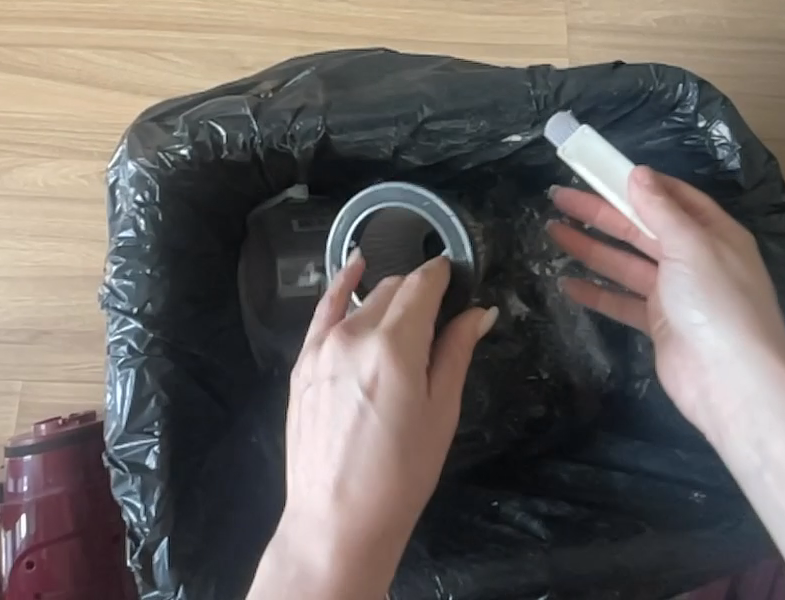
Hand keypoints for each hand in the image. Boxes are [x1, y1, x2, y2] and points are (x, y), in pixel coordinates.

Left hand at [250, 255, 497, 599]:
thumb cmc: (402, 474)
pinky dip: (343, 283)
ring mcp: (323, 344)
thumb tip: (480, 311)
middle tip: (438, 317)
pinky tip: (355, 264)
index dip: (443, 274)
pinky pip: (325, 307)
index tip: (457, 274)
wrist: (337, 520)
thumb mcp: (441, 413)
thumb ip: (456, 352)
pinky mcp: (303, 359)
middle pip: (395, 289)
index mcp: (395, 346)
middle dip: (419, 292)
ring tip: (407, 316)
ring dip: (390, 298)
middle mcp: (356, 334)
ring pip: (365, 299)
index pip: (423, 286)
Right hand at [549, 166, 784, 435]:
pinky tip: (567, 282)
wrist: (734, 385)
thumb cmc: (717, 304)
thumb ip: (660, 209)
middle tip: (559, 197)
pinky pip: (622, 301)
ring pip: (626, 262)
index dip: (637, 183)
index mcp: (712, 234)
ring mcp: (676, 294)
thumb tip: (638, 173)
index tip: (600, 170)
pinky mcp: (659, 324)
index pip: (672, 197)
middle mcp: (695, 259)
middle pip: (641, 227)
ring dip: (591, 246)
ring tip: (553, 230)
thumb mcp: (691, 245)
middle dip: (601, 212)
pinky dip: (596, 291)